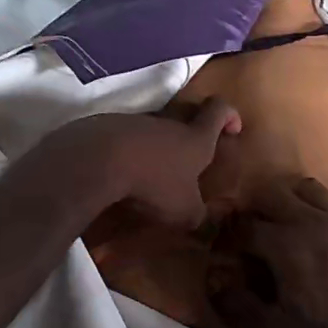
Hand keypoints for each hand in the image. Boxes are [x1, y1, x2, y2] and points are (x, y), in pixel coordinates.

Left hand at [45, 100, 241, 228]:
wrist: (96, 161)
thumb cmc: (153, 183)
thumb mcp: (184, 211)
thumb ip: (196, 213)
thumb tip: (199, 215)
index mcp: (195, 139)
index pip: (218, 111)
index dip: (229, 115)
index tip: (232, 128)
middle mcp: (167, 124)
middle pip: (183, 123)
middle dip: (186, 143)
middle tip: (184, 168)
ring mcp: (133, 123)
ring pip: (150, 133)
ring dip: (152, 152)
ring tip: (145, 179)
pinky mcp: (102, 127)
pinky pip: (120, 141)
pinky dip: (123, 156)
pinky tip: (116, 178)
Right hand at [205, 177, 327, 327]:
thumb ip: (237, 304)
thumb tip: (213, 277)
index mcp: (284, 245)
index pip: (242, 227)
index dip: (225, 237)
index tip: (220, 251)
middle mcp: (311, 220)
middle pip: (270, 192)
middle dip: (252, 208)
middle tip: (247, 234)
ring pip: (308, 187)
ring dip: (289, 199)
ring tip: (283, 222)